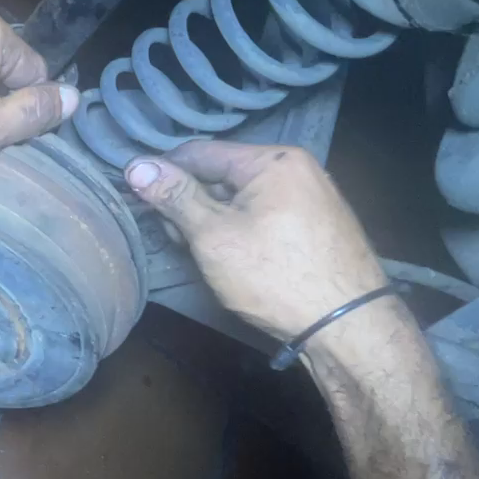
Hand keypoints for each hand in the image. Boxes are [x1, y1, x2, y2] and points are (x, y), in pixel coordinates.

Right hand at [122, 141, 388, 341]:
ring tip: (199, 254)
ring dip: (207, 220)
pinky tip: (227, 257)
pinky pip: (258, 213)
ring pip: (236, 198)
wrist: (345, 325)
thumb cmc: (273, 275)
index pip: (198, 152)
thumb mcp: (213, 235)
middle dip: (187, 203)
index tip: (133, 199)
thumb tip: (136, 166)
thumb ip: (175, 197)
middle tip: (174, 239)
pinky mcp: (311, 223)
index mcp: (273, 161)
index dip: (161, 174)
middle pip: (217, 175)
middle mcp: (294, 168)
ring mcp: (307, 196)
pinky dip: (233, 229)